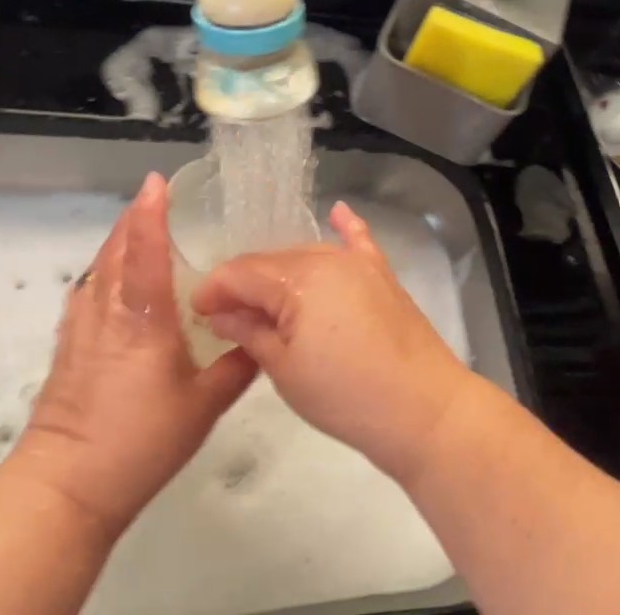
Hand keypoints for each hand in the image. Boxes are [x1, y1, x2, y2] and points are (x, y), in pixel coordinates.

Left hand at [13, 173, 256, 535]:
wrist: (66, 485)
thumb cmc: (140, 442)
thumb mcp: (204, 407)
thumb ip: (237, 368)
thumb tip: (262, 340)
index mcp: (143, 320)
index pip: (145, 251)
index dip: (151, 213)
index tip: (157, 181)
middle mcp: (107, 313)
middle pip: (115, 250)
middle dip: (133, 218)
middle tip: (157, 198)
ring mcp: (82, 329)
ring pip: (98, 268)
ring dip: (117, 241)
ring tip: (140, 227)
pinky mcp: (69, 347)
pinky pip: (88, 291)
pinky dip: (104, 271)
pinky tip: (115, 281)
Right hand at [190, 202, 475, 481]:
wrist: (423, 408)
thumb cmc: (345, 396)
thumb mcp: (284, 369)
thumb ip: (250, 332)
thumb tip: (218, 312)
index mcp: (297, 279)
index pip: (241, 272)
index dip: (214, 290)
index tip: (196, 313)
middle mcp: (326, 258)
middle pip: (271, 260)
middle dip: (244, 284)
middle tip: (225, 316)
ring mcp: (358, 263)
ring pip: (305, 254)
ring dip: (279, 271)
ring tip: (260, 300)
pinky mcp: (382, 275)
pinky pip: (358, 241)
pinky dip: (345, 227)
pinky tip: (337, 211)